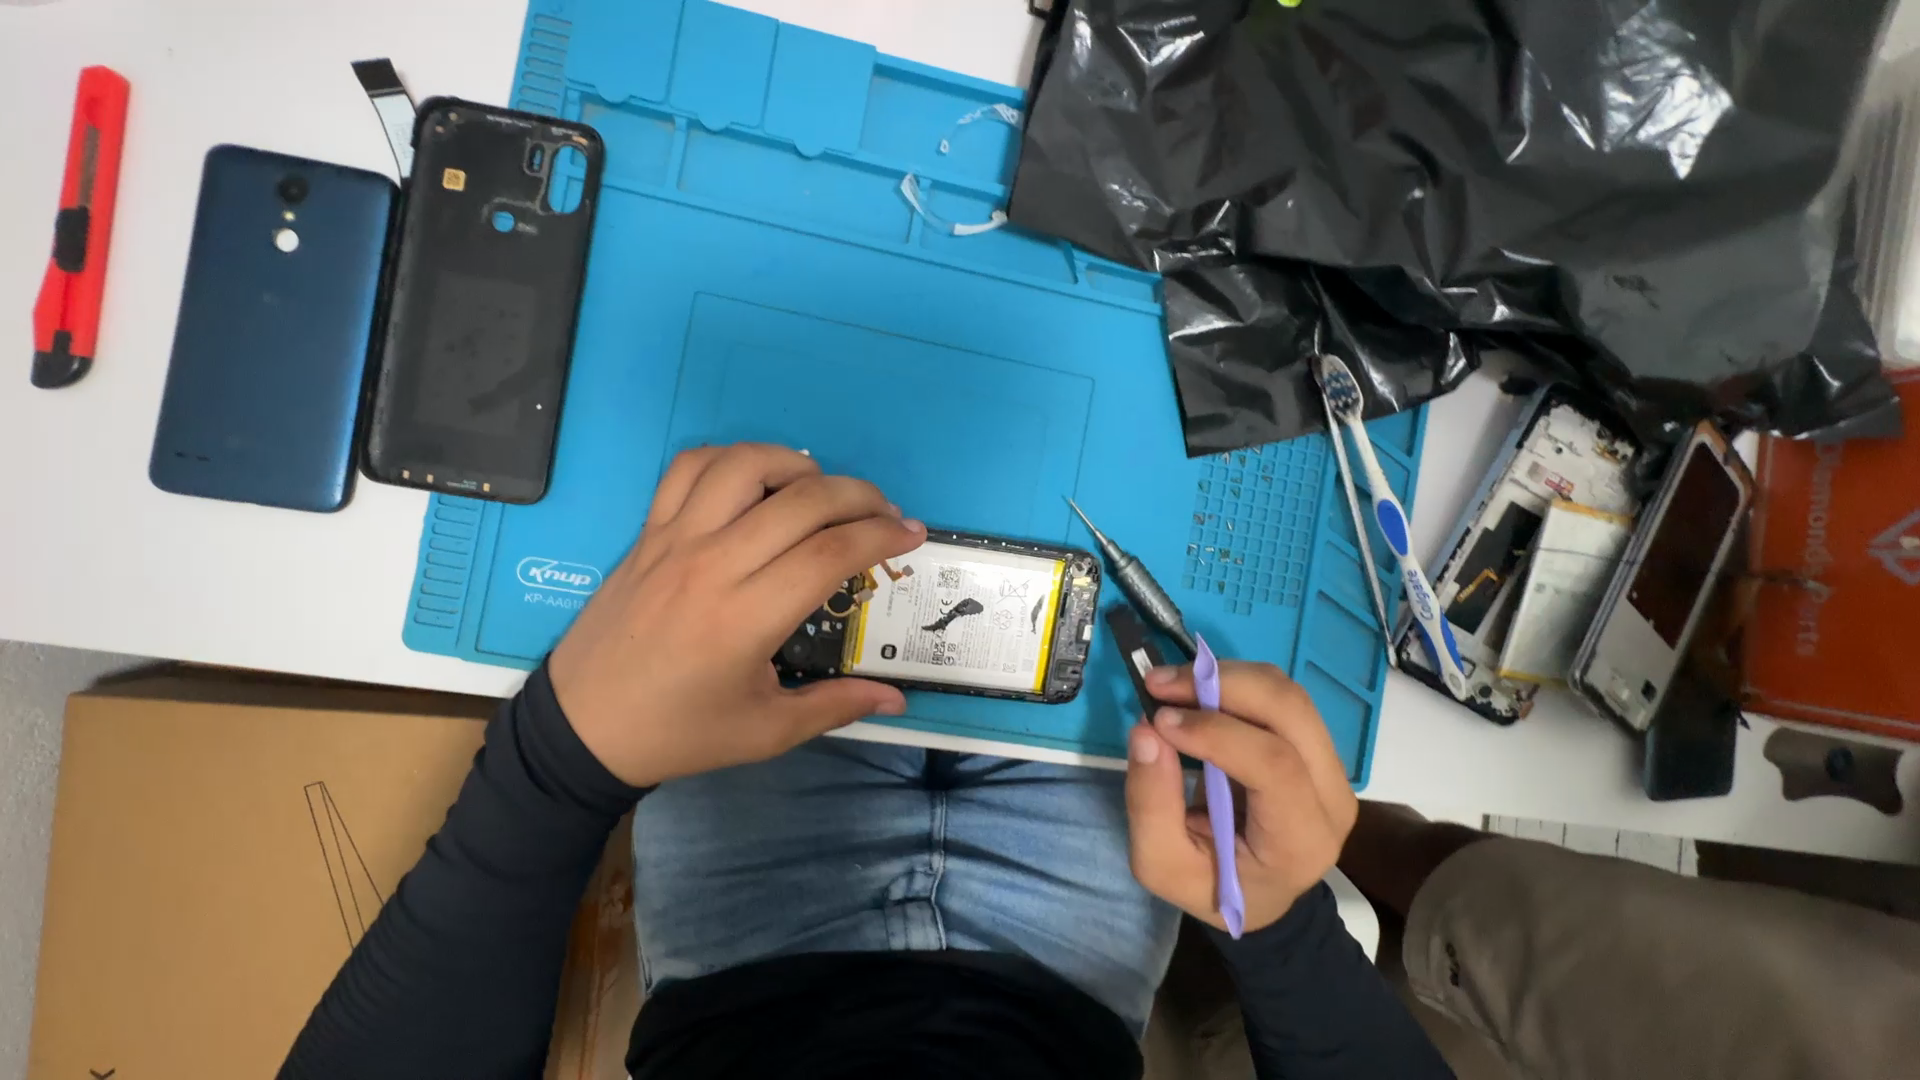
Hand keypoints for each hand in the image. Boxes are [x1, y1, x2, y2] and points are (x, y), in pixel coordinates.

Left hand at [548, 443, 925, 787]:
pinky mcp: (648, 532)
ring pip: (745, 467)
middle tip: (886, 513)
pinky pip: (688, 468)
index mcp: (746, 618)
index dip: (882, 536)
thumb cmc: (679, 732)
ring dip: (798, 464)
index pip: (831, 553)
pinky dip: (731, 458)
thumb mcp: (765, 732)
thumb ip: (836, 707)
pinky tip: (757, 480)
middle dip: (861, 497)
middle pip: (803, 501)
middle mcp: (713, 565)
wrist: (581, 728)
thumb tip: (897, 698)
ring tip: (823, 490)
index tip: (911, 536)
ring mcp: (675, 540)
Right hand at [1124, 661, 1357, 933]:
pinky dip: (1232, 682)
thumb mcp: (1163, 866)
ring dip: (1224, 676)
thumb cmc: (1212, 886)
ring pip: (1286, 693)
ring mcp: (1330, 767)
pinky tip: (1194, 693)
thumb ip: (1150, 805)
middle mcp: (1331, 797)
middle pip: (1290, 711)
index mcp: (1301, 841)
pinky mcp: (1315, 745)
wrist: (1258, 894)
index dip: (1216, 732)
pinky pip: (1279, 696)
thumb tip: (1146, 731)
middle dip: (1221, 683)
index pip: (1275, 766)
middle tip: (1158, 684)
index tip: (1158, 720)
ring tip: (1171, 686)